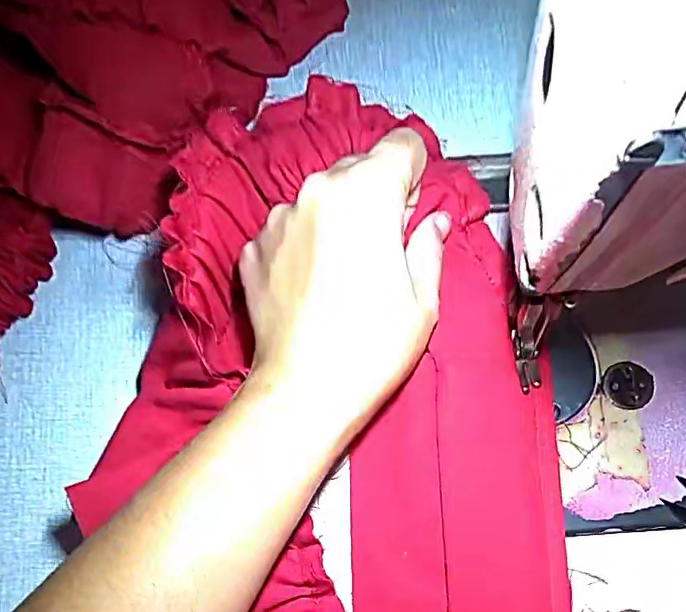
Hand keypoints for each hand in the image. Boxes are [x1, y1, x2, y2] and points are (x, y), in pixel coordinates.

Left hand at [238, 127, 449, 439]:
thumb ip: (429, 248)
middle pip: (357, 170)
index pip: (403, 145)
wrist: (303, 393)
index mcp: (367, 193)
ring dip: (335, 224)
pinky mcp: (254, 251)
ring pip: (319, 201)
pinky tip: (313, 289)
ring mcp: (278, 221)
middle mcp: (317, 193)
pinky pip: (288, 232)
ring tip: (343, 280)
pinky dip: (302, 249)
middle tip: (382, 254)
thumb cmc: (364, 355)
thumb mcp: (422, 302)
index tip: (412, 208)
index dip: (415, 176)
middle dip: (375, 200)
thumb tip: (432, 226)